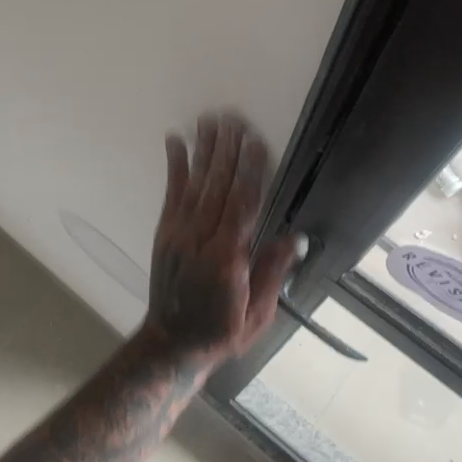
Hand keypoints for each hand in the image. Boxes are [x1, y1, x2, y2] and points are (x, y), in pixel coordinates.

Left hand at [138, 112, 299, 368]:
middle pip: (218, 187)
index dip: (250, 171)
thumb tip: (296, 237)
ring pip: (195, 184)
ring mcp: (180, 234)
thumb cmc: (222, 331)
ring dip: (204, 150)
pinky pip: (171, 194)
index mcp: (228, 259)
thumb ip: (273, 271)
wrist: (172, 343)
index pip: (243, 205)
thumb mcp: (258, 313)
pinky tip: (176, 142)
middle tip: (233, 118)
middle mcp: (201, 240)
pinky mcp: (165, 233)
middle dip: (227, 150)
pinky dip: (175, 166)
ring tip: (210, 120)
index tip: (256, 142)